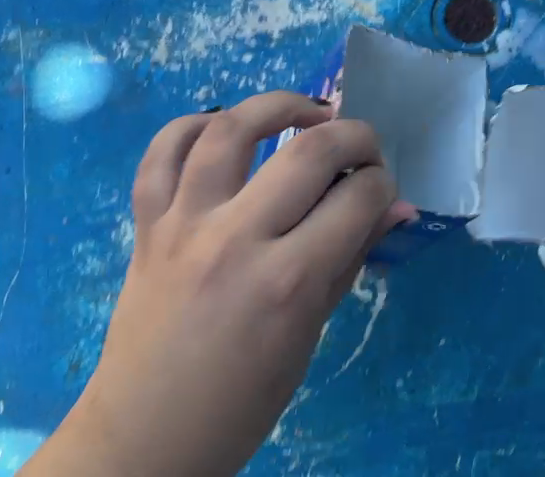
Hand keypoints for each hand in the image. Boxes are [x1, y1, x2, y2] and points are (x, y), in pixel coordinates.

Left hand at [32, 93, 416, 476]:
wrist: (146, 439)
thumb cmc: (243, 401)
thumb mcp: (311, 333)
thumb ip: (353, 257)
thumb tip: (399, 207)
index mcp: (288, 282)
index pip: (357, 199)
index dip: (383, 183)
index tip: (383, 189)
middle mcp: (236, 241)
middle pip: (308, 152)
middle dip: (354, 136)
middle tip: (363, 149)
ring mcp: (184, 228)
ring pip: (230, 132)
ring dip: (278, 106)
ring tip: (307, 113)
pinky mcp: (146, 227)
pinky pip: (161, 154)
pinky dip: (193, 126)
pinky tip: (227, 127)